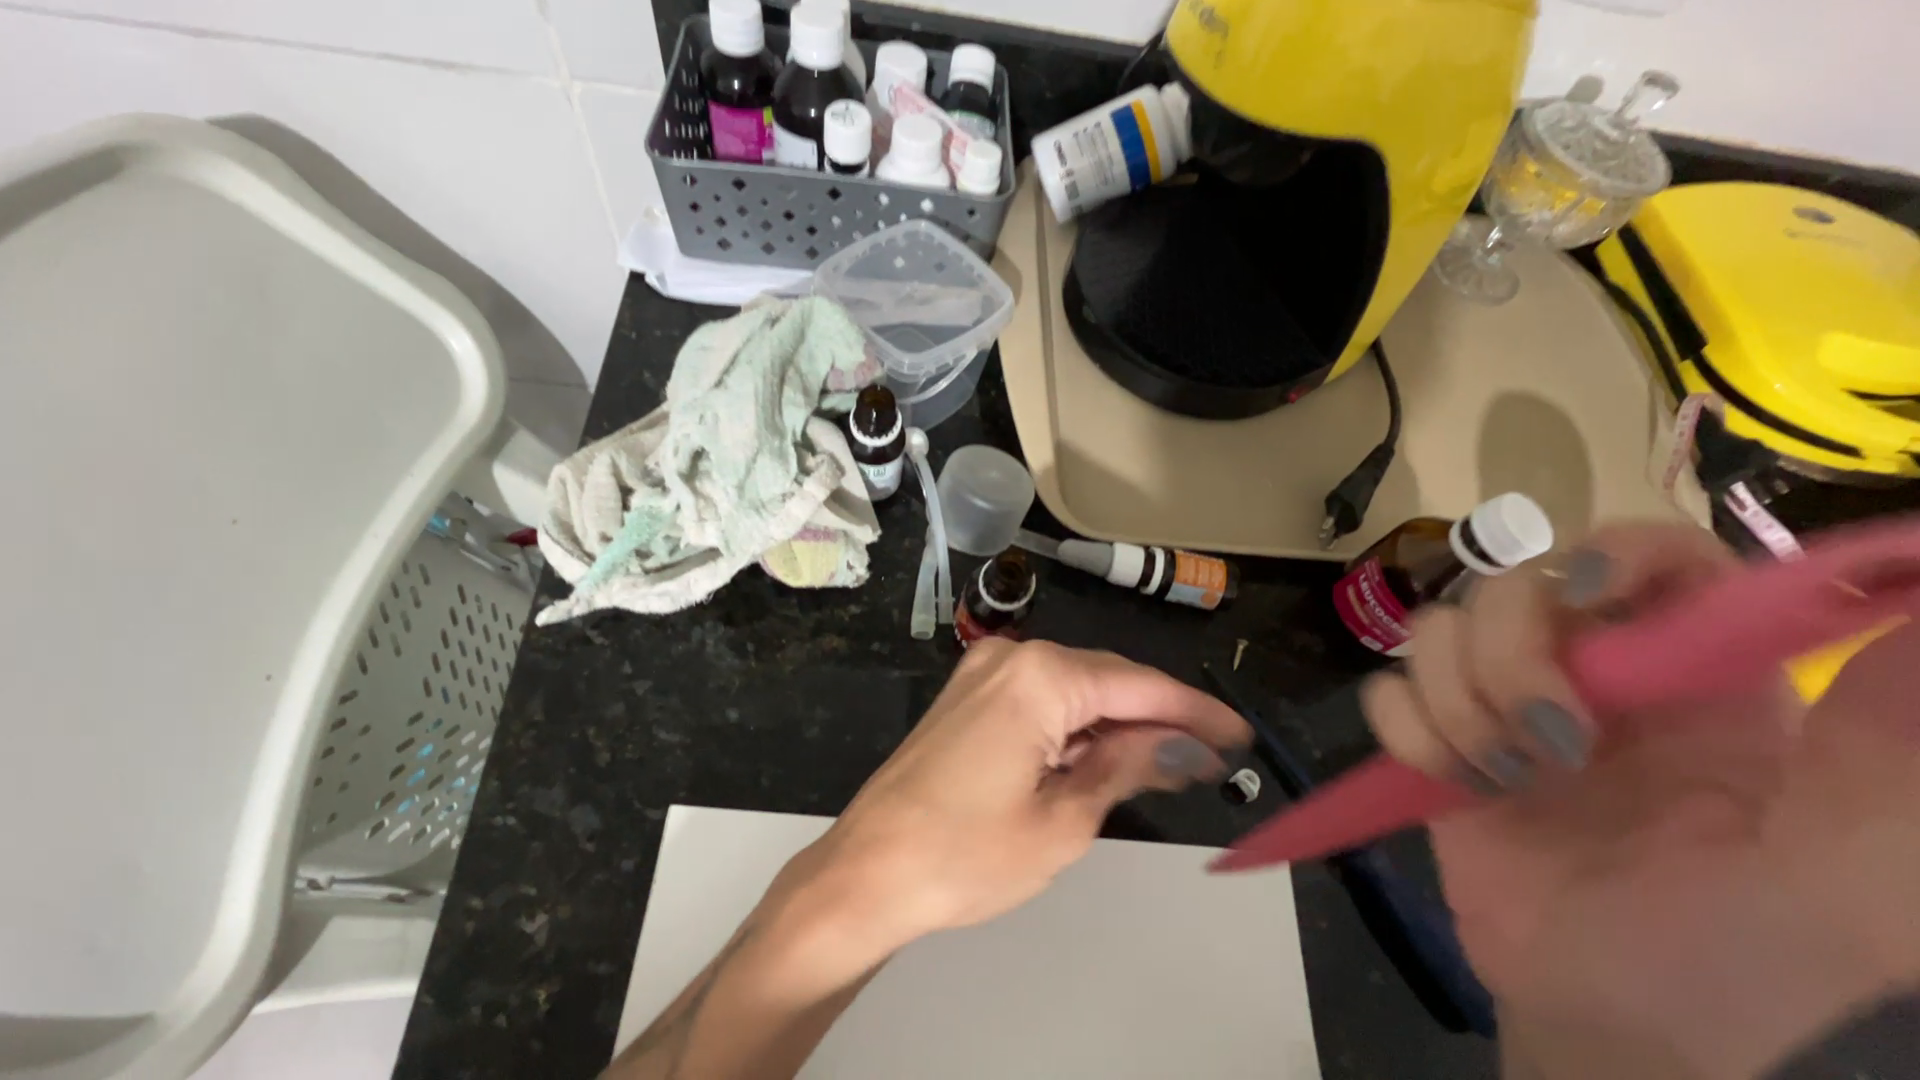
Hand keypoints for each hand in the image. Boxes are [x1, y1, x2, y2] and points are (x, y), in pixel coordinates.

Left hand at [784, 639, 1249, 959]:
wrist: (866, 873)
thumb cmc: (965, 855)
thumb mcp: (1064, 820)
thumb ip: (1128, 766)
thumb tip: (1184, 746)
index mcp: (1038, 677)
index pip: (1138, 685)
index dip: (1194, 712)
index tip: (1238, 737)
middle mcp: (1010, 658)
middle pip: (1106, 680)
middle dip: (1158, 718)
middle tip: (1209, 758)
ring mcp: (982, 675)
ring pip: (1074, 690)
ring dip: (1118, 725)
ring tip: (1170, 763)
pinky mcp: (967, 699)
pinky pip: (1040, 701)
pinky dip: (1077, 728)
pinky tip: (1106, 757)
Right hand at [1362, 523, 1919, 1078]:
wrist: (1616, 1025)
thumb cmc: (1745, 959)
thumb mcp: (1848, 876)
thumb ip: (1882, 756)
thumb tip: (1914, 612)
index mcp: (1699, 679)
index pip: (1651, 557)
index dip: (1610, 554)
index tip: (1587, 600)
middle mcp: (1594, 674)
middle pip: (1513, 584)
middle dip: (1510, 654)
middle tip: (1551, 743)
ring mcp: (1503, 707)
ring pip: (1437, 631)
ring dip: (1455, 701)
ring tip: (1497, 778)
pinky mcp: (1439, 746)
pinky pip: (1388, 693)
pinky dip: (1407, 733)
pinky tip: (1450, 786)